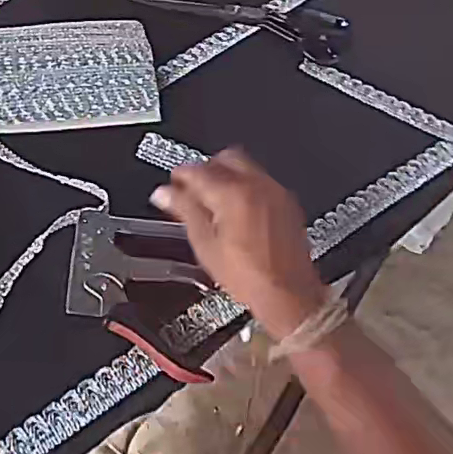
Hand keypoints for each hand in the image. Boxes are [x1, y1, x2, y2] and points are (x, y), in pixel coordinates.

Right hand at [150, 148, 322, 339]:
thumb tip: (164, 194)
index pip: (197, 170)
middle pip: (224, 159)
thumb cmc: (250, 276)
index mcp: (232, 194)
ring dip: (224, 176)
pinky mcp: (286, 203)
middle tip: (190, 188)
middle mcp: (257, 186)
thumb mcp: (204, 243)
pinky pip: (260, 181)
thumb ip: (183, 210)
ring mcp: (275, 193)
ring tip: (211, 200)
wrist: (287, 295)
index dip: (179, 176)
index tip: (171, 186)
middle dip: (204, 169)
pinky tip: (234, 209)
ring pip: (244, 167)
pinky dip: (244, 187)